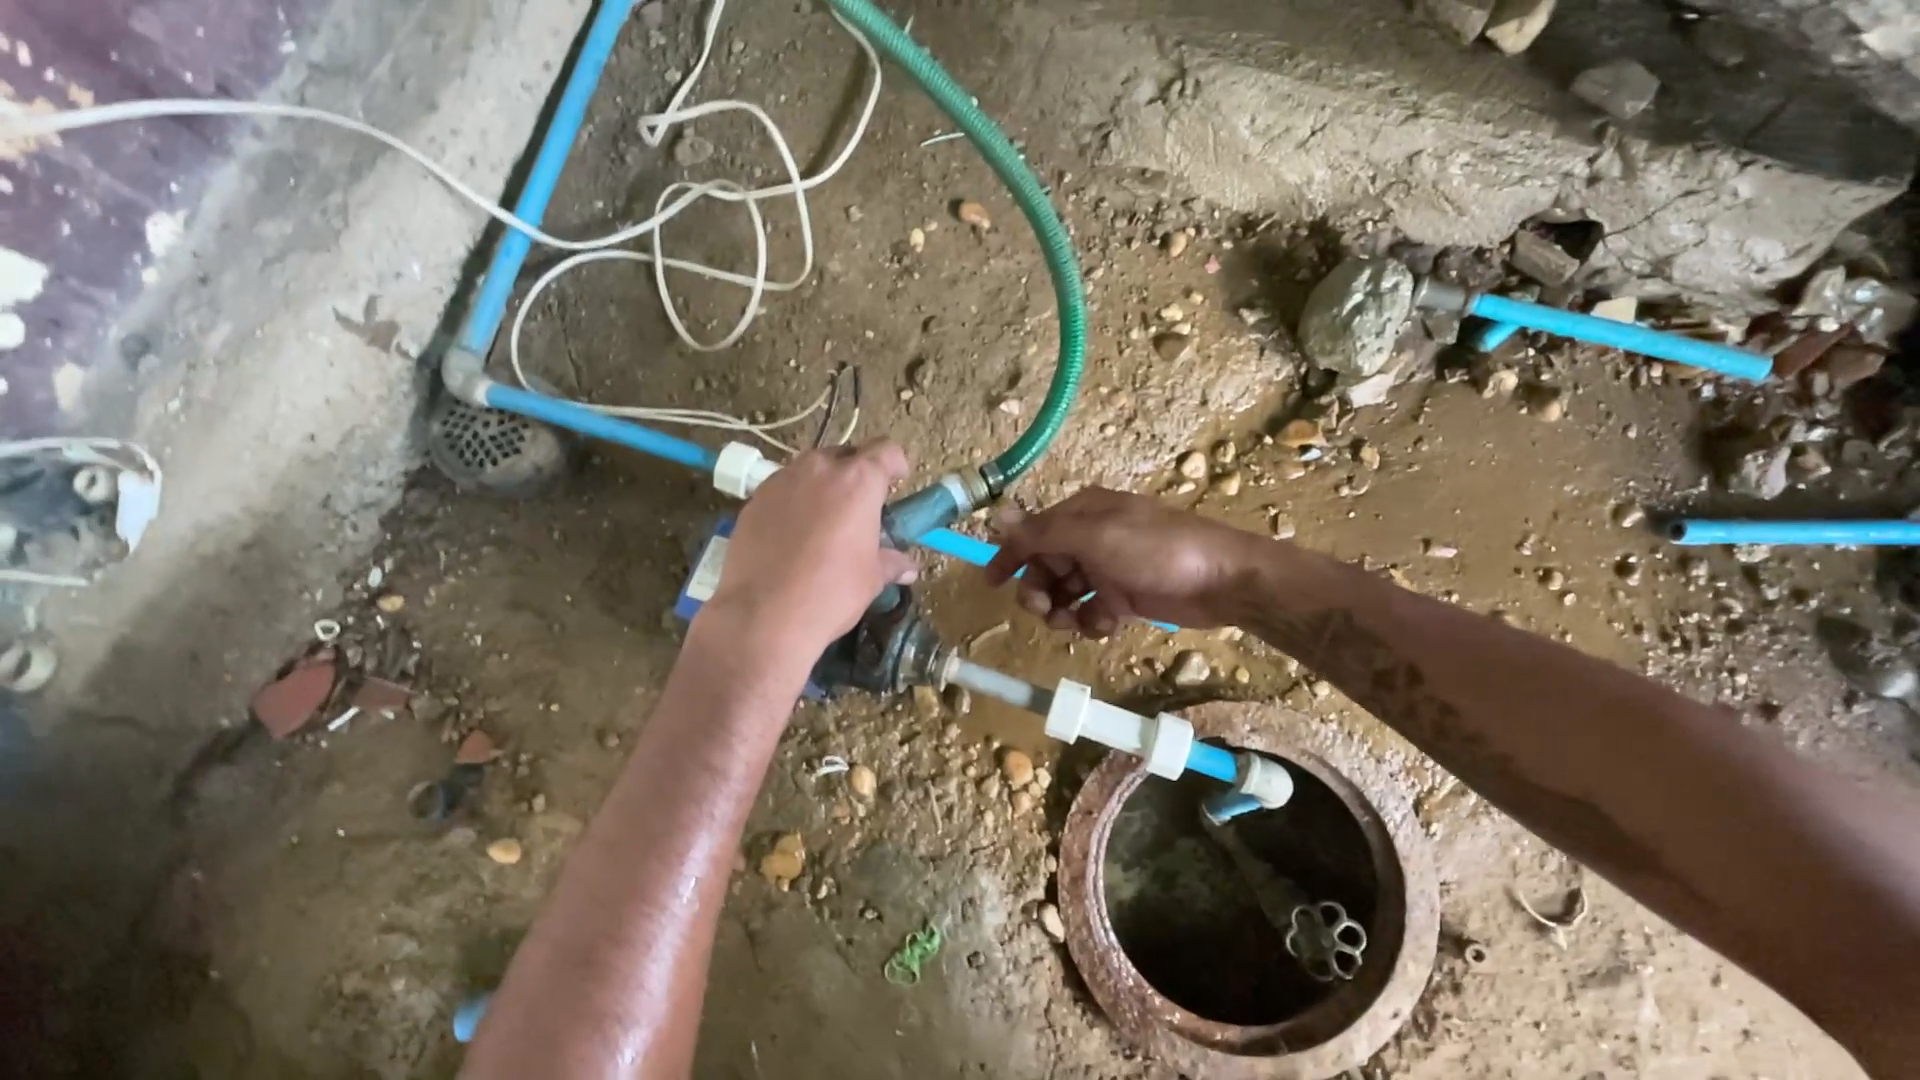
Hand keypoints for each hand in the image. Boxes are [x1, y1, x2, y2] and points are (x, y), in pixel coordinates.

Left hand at [702, 440, 919, 657]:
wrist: (764, 615)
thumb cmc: (832, 591)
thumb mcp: (872, 578)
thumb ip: (891, 562)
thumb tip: (908, 567)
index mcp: (858, 481)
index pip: (885, 450)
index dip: (895, 464)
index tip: (896, 481)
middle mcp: (819, 469)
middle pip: (845, 455)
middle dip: (856, 474)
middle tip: (860, 507)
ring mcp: (781, 481)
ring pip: (810, 471)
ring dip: (822, 486)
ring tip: (824, 521)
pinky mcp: (754, 500)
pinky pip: (782, 491)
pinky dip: (793, 503)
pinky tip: (792, 536)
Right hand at [984, 488, 1265, 635]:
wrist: (1221, 580)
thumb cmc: (1156, 550)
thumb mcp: (1095, 536)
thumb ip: (1044, 531)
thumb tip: (998, 514)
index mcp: (1082, 513)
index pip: (1032, 533)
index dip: (1009, 556)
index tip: (990, 582)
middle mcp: (1091, 538)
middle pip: (1044, 566)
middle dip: (1038, 590)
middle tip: (1044, 610)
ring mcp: (1108, 568)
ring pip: (1064, 592)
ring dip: (1060, 610)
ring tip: (1074, 622)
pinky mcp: (1124, 597)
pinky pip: (1090, 611)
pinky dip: (1090, 621)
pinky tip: (1105, 624)